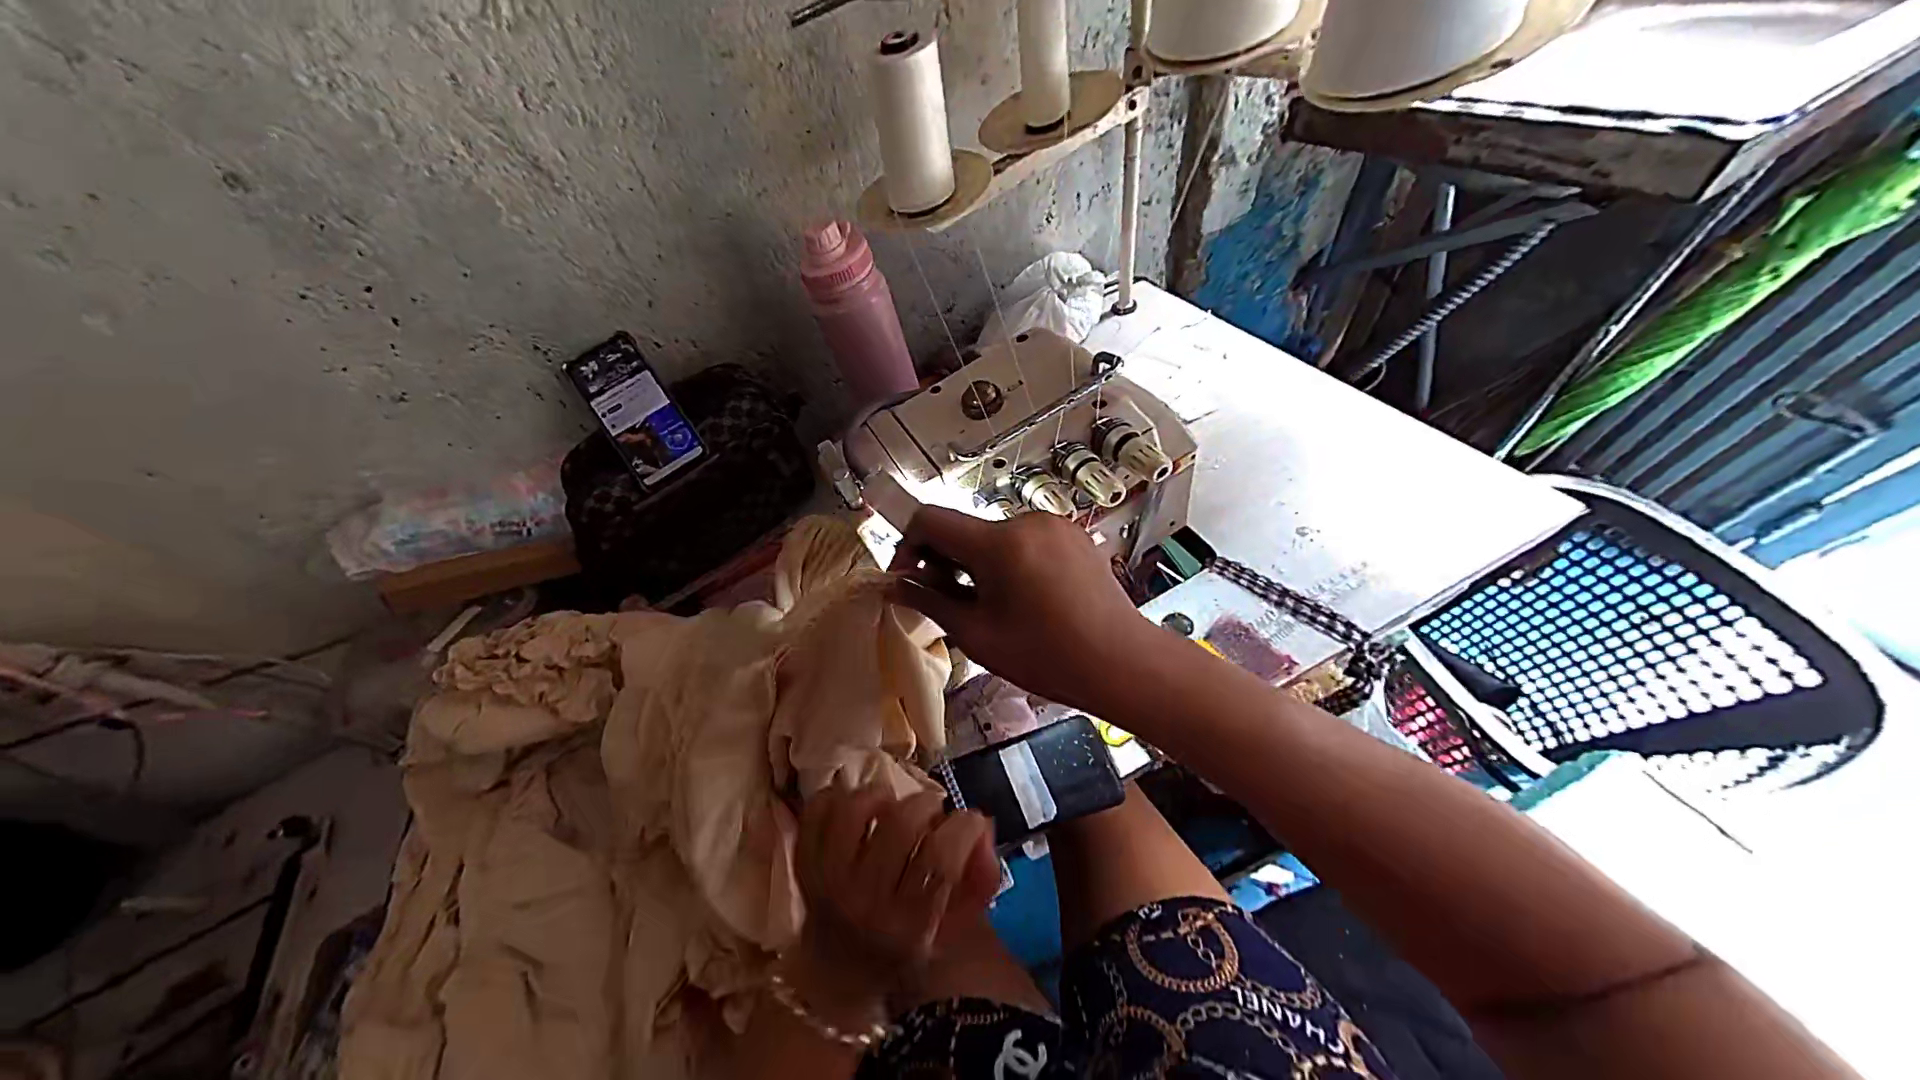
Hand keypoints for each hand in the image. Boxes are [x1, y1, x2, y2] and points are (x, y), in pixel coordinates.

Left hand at [790, 784, 998, 1014]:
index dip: (963, 826)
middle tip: (932, 813)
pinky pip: (817, 810)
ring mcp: (828, 880)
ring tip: (892, 805)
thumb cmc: (908, 941)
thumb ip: (981, 878)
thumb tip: (982, 826)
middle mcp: (865, 901)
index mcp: (908, 924)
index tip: (970, 819)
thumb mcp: (956, 926)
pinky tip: (858, 806)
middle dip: (927, 805)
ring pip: (855, 809)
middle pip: (900, 825)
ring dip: (881, 795)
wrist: (839, 971)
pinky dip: (839, 795)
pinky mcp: (803, 861)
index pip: (940, 859)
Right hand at [889, 507, 1160, 714]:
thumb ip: (931, 603)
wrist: (1122, 662)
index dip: (908, 545)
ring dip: (978, 565)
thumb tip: (896, 585)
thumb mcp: (978, 635)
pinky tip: (1024, 600)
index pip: (931, 519)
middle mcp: (1027, 521)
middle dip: (946, 562)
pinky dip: (1010, 563)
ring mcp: (1055, 525)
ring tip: (993, 608)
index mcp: (1000, 542)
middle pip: (965, 529)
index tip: (909, 578)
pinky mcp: (1073, 536)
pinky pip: (1024, 541)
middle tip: (951, 605)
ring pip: (994, 537)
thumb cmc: (1047, 656)